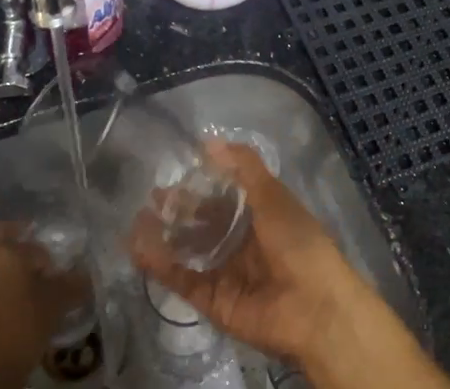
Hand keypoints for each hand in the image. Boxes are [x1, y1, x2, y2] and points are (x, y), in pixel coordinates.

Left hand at [0, 221, 87, 388]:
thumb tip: (83, 274)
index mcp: (6, 252)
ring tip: (21, 285)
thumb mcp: (57, 303)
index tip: (55, 274)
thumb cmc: (23, 328)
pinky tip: (5, 303)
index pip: (33, 245)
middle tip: (34, 253)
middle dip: (17, 238)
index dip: (47, 258)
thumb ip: (73, 282)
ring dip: (3, 264)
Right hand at [128, 141, 372, 364]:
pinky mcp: (211, 300)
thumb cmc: (298, 241)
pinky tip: (138, 247)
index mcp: (259, 215)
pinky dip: (160, 265)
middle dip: (177, 210)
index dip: (200, 184)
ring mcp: (224, 272)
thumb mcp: (273, 194)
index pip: (223, 195)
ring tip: (135, 221)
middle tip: (150, 198)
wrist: (314, 308)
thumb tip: (207, 141)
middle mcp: (240, 242)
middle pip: (202, 224)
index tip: (174, 171)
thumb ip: (243, 167)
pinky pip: (181, 279)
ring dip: (163, 236)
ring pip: (187, 251)